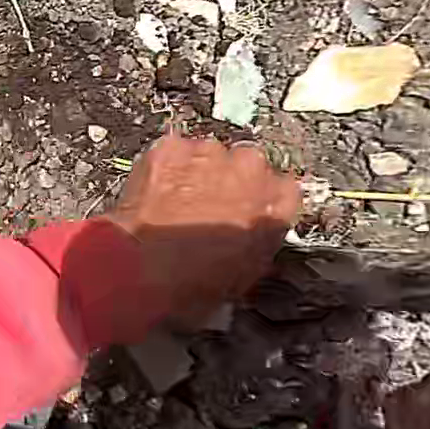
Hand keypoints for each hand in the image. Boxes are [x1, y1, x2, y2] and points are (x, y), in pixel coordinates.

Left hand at [99, 133, 299, 337]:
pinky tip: (158, 192)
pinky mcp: (173, 148)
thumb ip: (261, 240)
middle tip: (208, 207)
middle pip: (247, 165)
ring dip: (197, 172)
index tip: (249, 209)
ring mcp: (210, 153)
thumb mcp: (246, 274)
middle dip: (231, 182)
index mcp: (275, 204)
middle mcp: (250, 170)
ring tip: (178, 203)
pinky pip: (175, 152)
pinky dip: (167, 167)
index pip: (284, 190)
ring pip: (209, 154)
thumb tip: (254, 235)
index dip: (263, 201)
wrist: (145, 266)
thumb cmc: (194, 280)